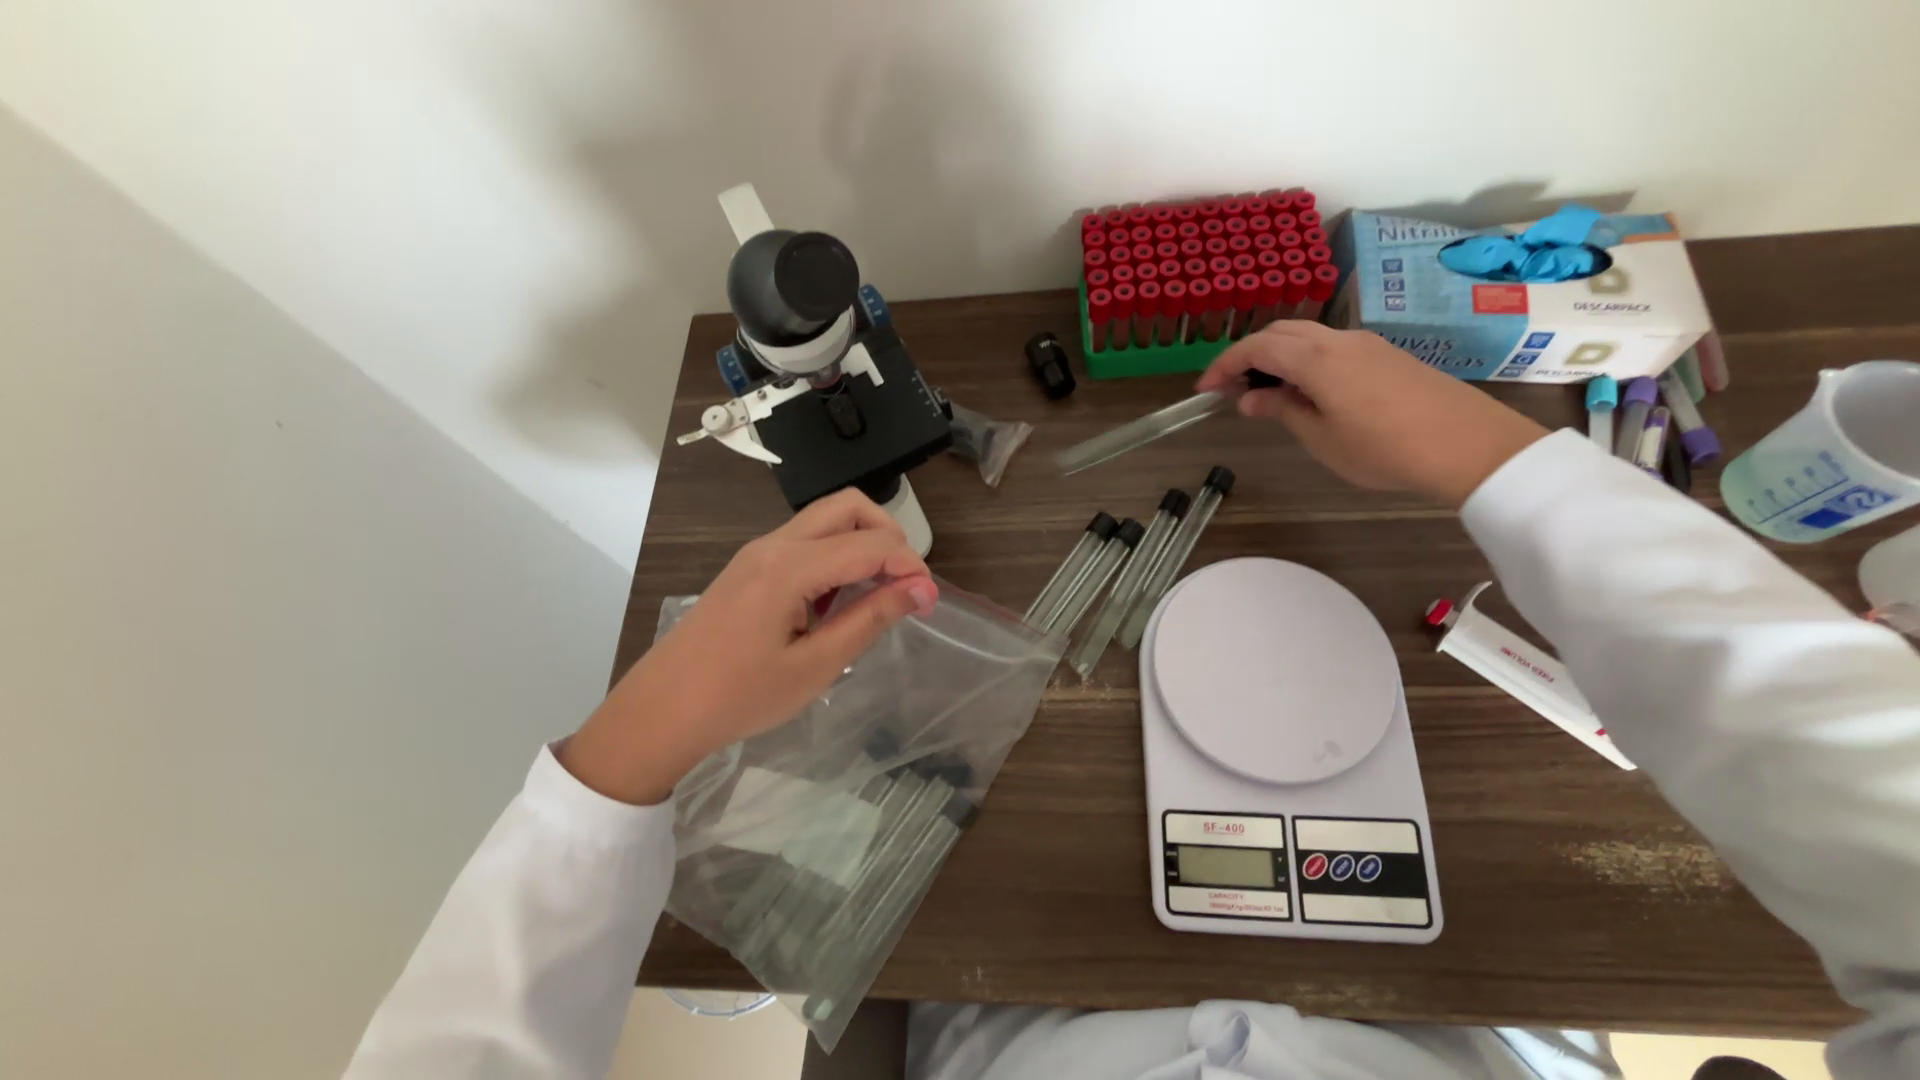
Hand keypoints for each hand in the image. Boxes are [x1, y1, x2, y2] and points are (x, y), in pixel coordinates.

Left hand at [561, 490, 938, 804]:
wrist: (660, 711)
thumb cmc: (739, 696)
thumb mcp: (815, 666)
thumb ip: (870, 620)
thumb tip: (920, 590)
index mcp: (790, 567)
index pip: (871, 545)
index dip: (910, 567)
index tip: (930, 604)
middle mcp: (774, 544)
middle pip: (848, 507)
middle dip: (889, 536)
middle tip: (904, 584)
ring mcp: (757, 552)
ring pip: (825, 520)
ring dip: (860, 545)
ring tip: (873, 599)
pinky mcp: (749, 566)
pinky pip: (804, 541)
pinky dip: (834, 557)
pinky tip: (834, 605)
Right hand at [1196, 321, 1548, 506]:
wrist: (1467, 445)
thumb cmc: (1384, 448)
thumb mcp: (1321, 437)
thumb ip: (1281, 410)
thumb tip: (1249, 398)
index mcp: (1316, 358)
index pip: (1256, 347)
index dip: (1224, 365)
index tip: (1204, 390)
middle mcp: (1338, 339)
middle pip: (1280, 333)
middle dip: (1248, 355)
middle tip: (1230, 389)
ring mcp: (1366, 344)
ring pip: (1307, 336)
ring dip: (1277, 356)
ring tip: (1264, 394)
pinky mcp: (1385, 355)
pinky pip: (1330, 346)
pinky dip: (1304, 360)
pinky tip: (1305, 391)